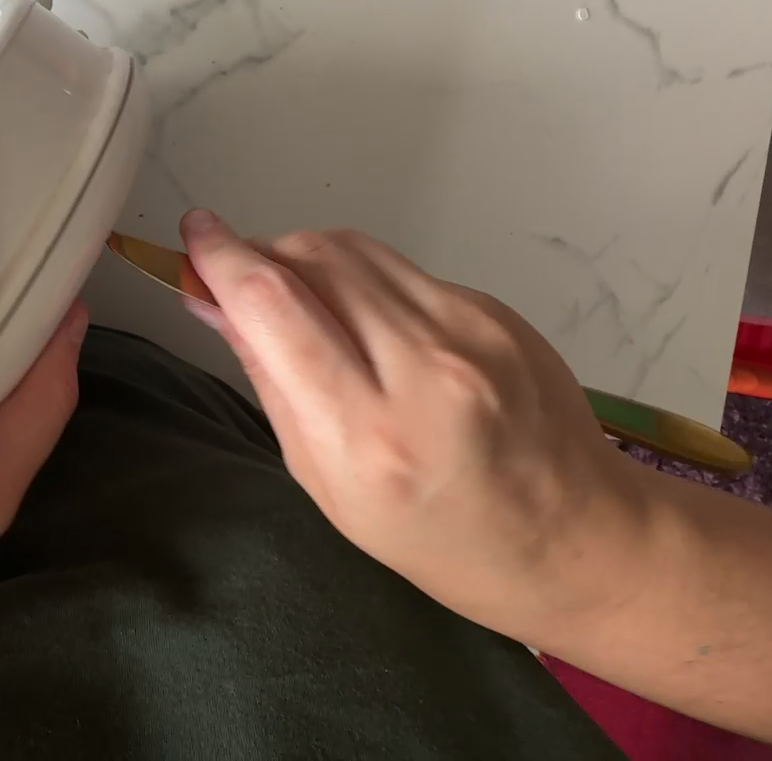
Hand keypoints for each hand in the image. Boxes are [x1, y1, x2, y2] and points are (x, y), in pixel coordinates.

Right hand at [178, 210, 647, 639]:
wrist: (577, 538)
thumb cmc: (436, 536)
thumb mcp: (322, 479)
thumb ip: (269, 377)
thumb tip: (216, 304)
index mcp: (367, 431)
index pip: (274, 305)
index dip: (221, 258)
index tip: (194, 233)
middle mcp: (422, 368)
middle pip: (312, 257)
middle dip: (259, 252)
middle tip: (239, 274)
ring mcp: (469, 329)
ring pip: (353, 247)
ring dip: (304, 256)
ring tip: (297, 295)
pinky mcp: (493, 307)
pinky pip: (397, 268)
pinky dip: (357, 277)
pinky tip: (364, 319)